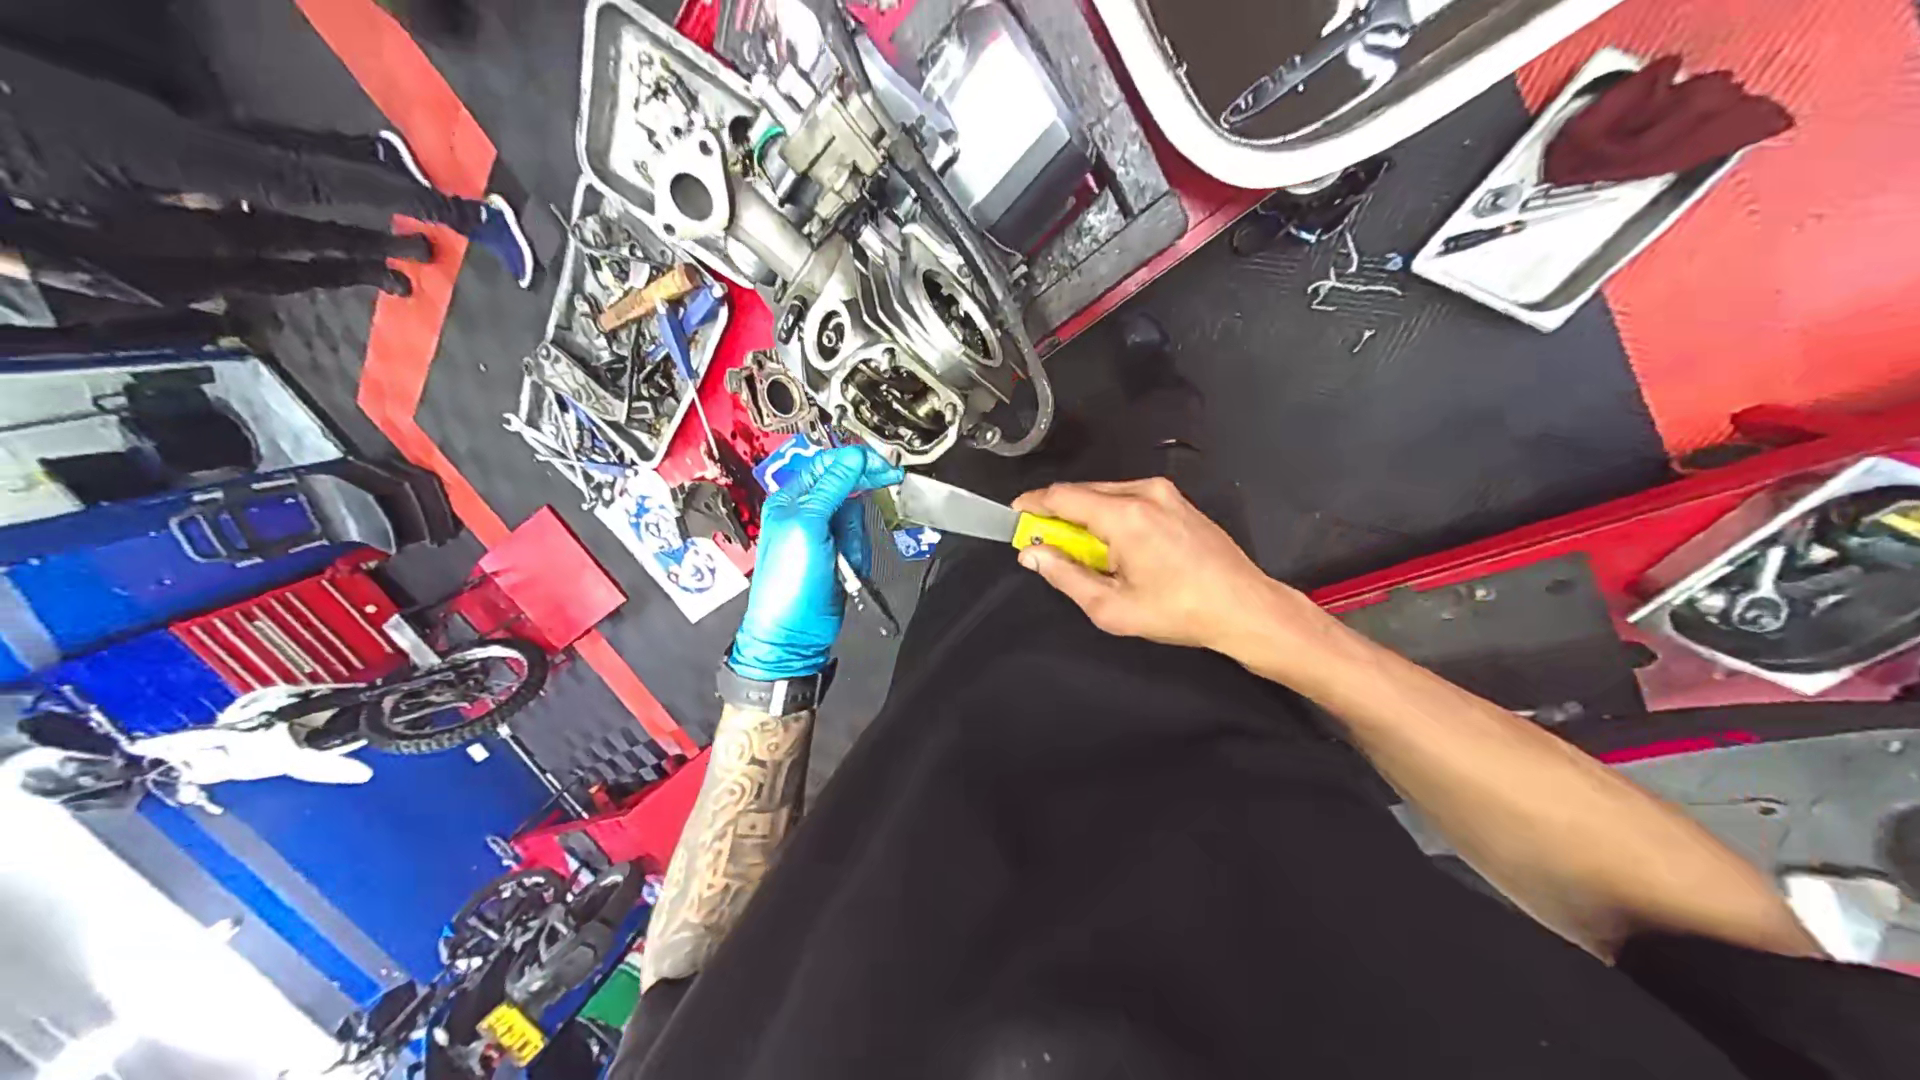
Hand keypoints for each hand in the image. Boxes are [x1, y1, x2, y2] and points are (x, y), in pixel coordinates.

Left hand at [729, 446, 904, 680]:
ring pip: (857, 514)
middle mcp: (806, 511)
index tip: (881, 463)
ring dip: (857, 534)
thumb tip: (852, 457)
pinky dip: (860, 552)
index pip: (827, 463)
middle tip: (885, 487)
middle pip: (846, 485)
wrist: (795, 631)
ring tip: (845, 555)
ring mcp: (824, 533)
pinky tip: (848, 566)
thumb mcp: (808, 524)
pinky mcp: (838, 553)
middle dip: (861, 497)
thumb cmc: (787, 583)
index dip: (854, 459)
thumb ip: (831, 486)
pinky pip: (860, 539)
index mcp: (790, 498)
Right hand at [1012, 477, 1310, 656]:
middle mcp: (1145, 493)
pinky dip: (1110, 516)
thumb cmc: (1181, 612)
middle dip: (1057, 516)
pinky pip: (1129, 498)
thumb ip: (1065, 576)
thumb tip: (1032, 554)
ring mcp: (1165, 493)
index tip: (1016, 518)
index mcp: (1127, 516)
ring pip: (1105, 494)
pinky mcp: (1177, 500)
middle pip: (1082, 492)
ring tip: (1085, 555)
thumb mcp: (1112, 606)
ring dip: (1085, 518)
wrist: (1244, 607)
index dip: (1032, 505)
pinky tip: (1114, 548)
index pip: (1062, 496)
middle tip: (1046, 546)